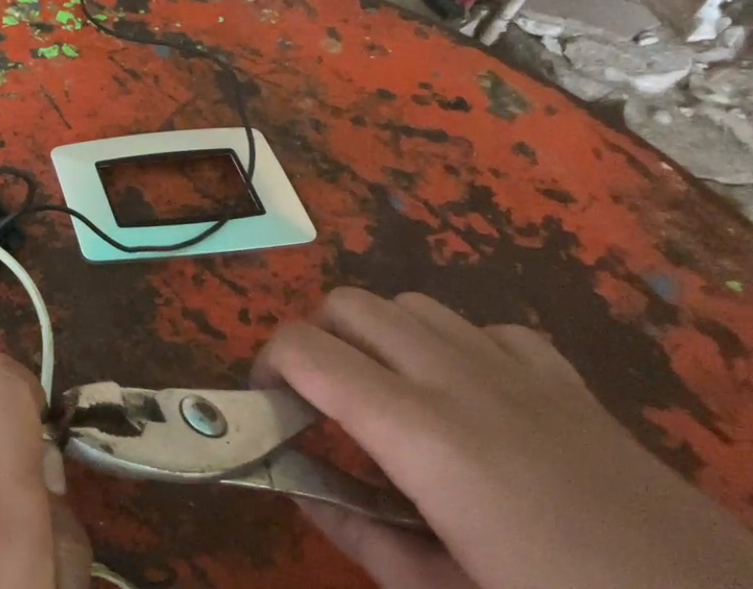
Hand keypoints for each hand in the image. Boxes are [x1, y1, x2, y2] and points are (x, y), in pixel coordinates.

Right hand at [255, 287, 752, 588]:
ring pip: (413, 305)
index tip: (268, 408)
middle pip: (350, 305)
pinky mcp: (573, 387)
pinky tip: (470, 399)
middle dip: (315, 340)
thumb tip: (298, 486)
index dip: (265, 366)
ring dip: (379, 337)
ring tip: (389, 397)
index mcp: (418, 433)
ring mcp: (522, 375)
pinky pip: (490, 331)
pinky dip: (457, 348)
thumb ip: (357, 533)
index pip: (303, 349)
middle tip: (320, 402)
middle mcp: (459, 381)